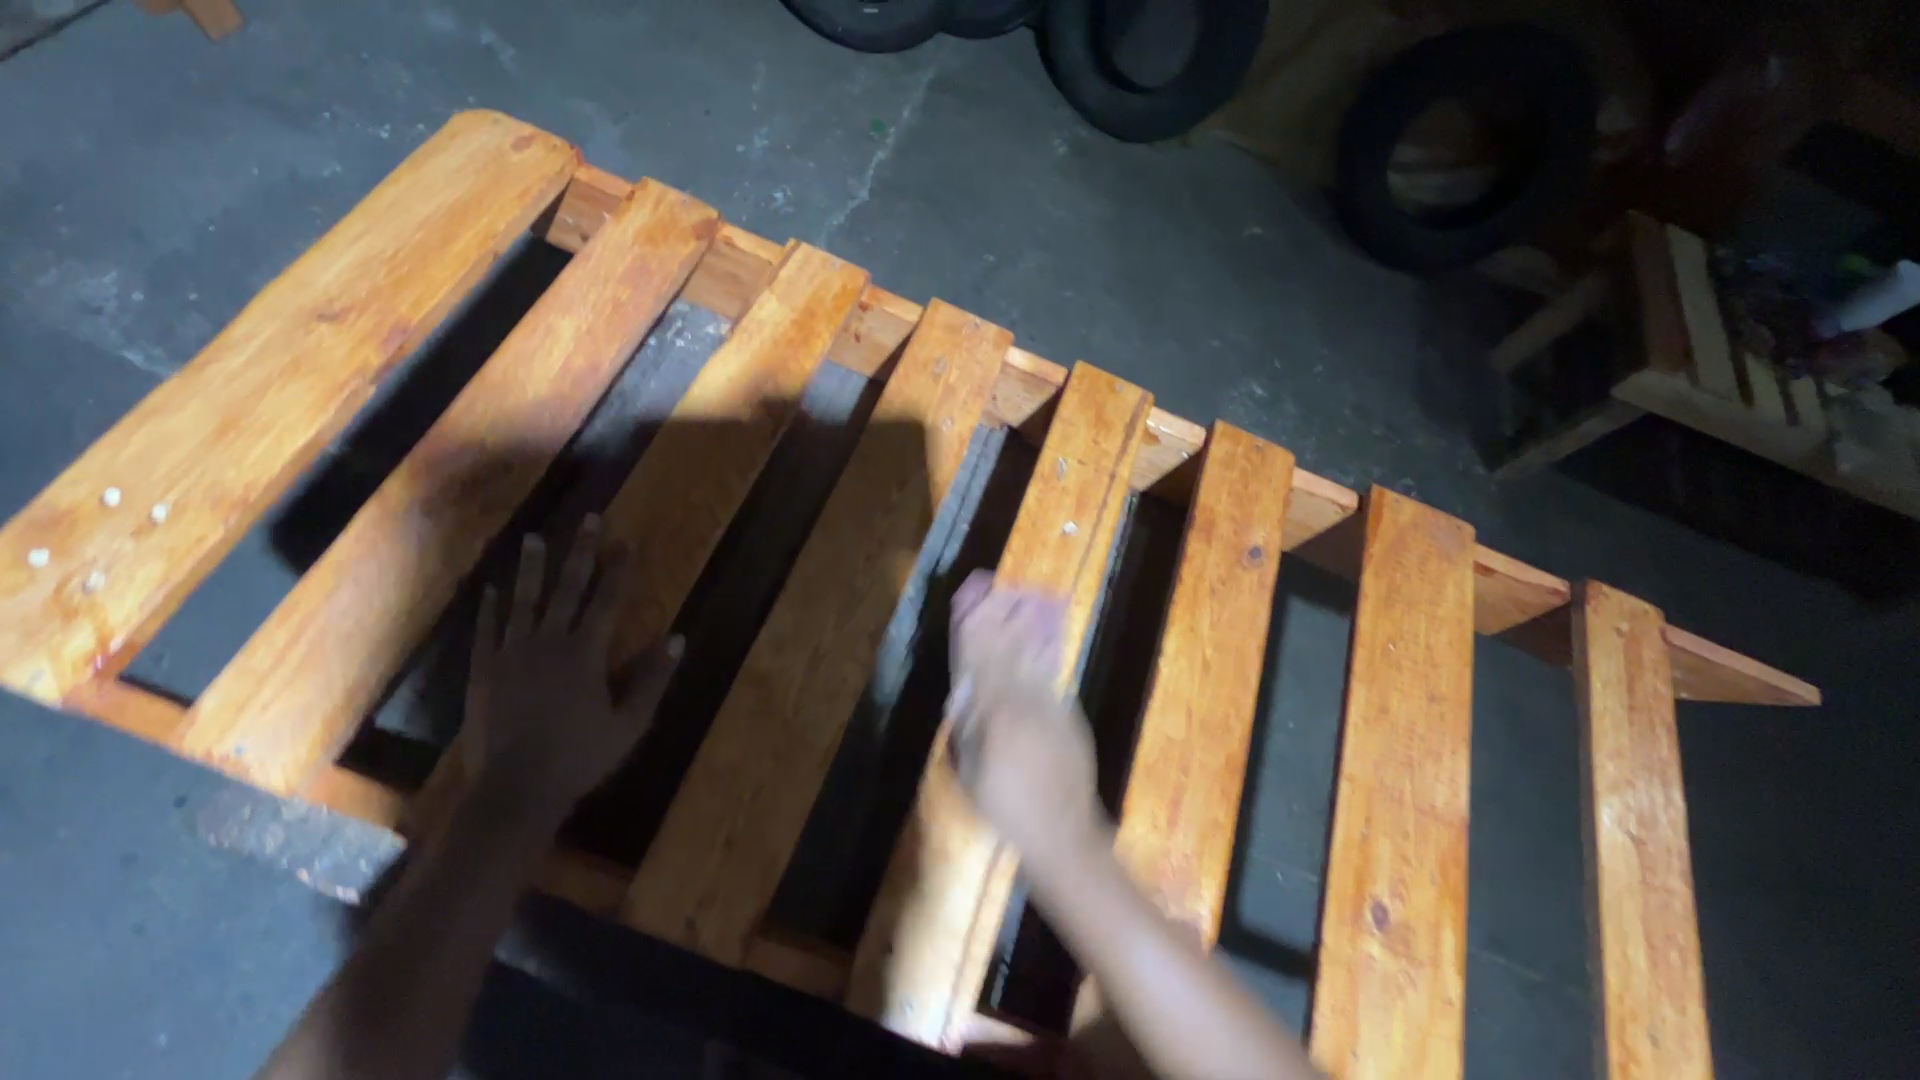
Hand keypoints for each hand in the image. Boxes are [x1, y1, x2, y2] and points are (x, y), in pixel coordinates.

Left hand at [462, 515, 681, 823]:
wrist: (515, 790)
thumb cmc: (580, 758)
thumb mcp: (629, 724)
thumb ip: (652, 679)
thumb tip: (676, 639)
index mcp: (585, 654)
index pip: (607, 601)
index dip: (619, 570)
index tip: (627, 541)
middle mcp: (547, 643)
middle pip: (567, 589)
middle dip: (581, 552)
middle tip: (588, 520)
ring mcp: (511, 655)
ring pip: (523, 601)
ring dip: (532, 569)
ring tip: (534, 539)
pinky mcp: (484, 672)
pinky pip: (488, 630)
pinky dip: (491, 607)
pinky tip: (492, 588)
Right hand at [944, 571, 1105, 862]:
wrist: (1063, 830)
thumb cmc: (1007, 806)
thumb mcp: (971, 770)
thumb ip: (966, 727)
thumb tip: (963, 692)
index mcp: (994, 713)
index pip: (978, 658)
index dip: (972, 625)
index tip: (970, 597)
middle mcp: (1023, 700)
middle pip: (1007, 647)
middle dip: (999, 613)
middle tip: (995, 583)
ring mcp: (1050, 704)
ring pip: (1033, 654)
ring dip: (1025, 621)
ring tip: (1022, 593)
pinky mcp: (1069, 713)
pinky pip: (1053, 671)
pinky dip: (1048, 647)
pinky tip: (1046, 630)